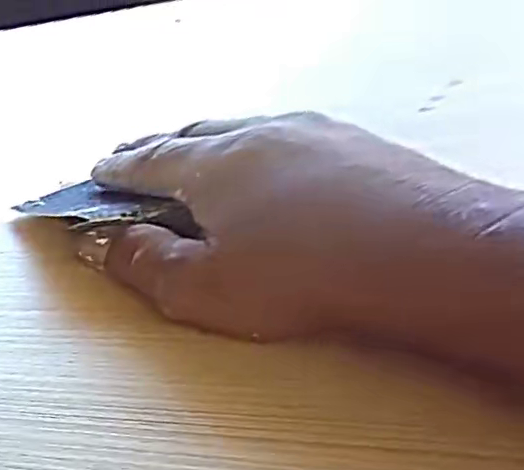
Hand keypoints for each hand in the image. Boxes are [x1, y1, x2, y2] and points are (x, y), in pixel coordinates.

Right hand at [84, 112, 523, 342]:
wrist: (434, 260)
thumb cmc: (302, 275)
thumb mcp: (190, 284)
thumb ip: (137, 260)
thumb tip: (99, 242)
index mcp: (215, 164)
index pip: (145, 162)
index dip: (110, 173)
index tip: (89, 178)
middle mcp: (264, 135)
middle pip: (191, 134)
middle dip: (150, 150)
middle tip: (124, 164)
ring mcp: (316, 135)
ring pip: (236, 132)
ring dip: (196, 149)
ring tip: (176, 169)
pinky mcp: (353, 148)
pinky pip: (275, 141)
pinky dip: (239, 154)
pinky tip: (238, 178)